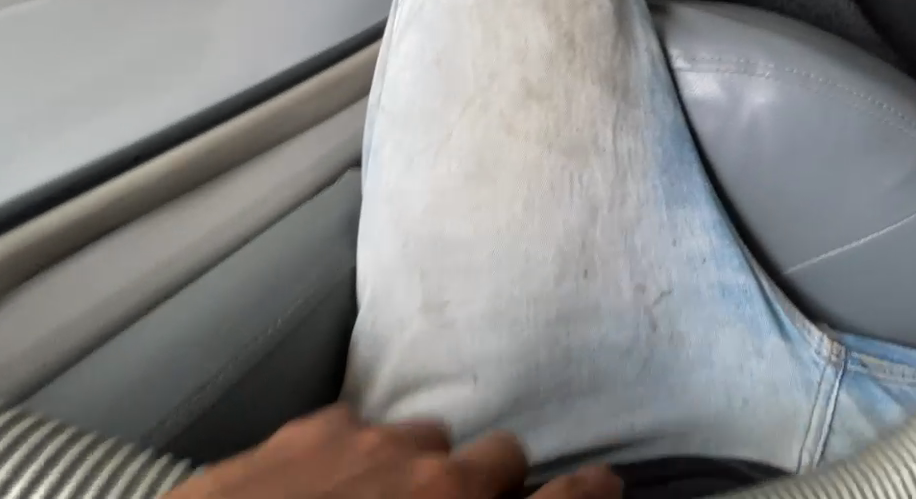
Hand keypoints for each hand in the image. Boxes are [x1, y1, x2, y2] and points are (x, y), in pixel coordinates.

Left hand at [165, 405, 622, 498]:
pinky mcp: (309, 431)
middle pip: (500, 455)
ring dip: (418, 469)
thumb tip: (481, 485)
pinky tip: (315, 487)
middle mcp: (434, 482)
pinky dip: (351, 453)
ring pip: (430, 436)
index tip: (606, 483)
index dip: (588, 495)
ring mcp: (371, 448)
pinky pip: (357, 424)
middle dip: (487, 487)